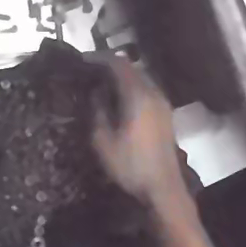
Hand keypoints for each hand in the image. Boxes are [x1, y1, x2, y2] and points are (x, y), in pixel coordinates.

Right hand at [92, 57, 191, 216]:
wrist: (163, 188)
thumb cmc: (130, 165)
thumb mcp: (103, 140)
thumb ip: (98, 111)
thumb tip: (95, 92)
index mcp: (138, 96)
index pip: (118, 64)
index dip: (99, 58)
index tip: (81, 60)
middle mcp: (154, 94)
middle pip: (132, 68)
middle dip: (110, 65)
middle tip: (88, 71)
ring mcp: (162, 104)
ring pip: (140, 79)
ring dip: (121, 77)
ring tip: (99, 83)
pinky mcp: (165, 115)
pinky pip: (146, 90)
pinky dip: (130, 88)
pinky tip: (117, 99)